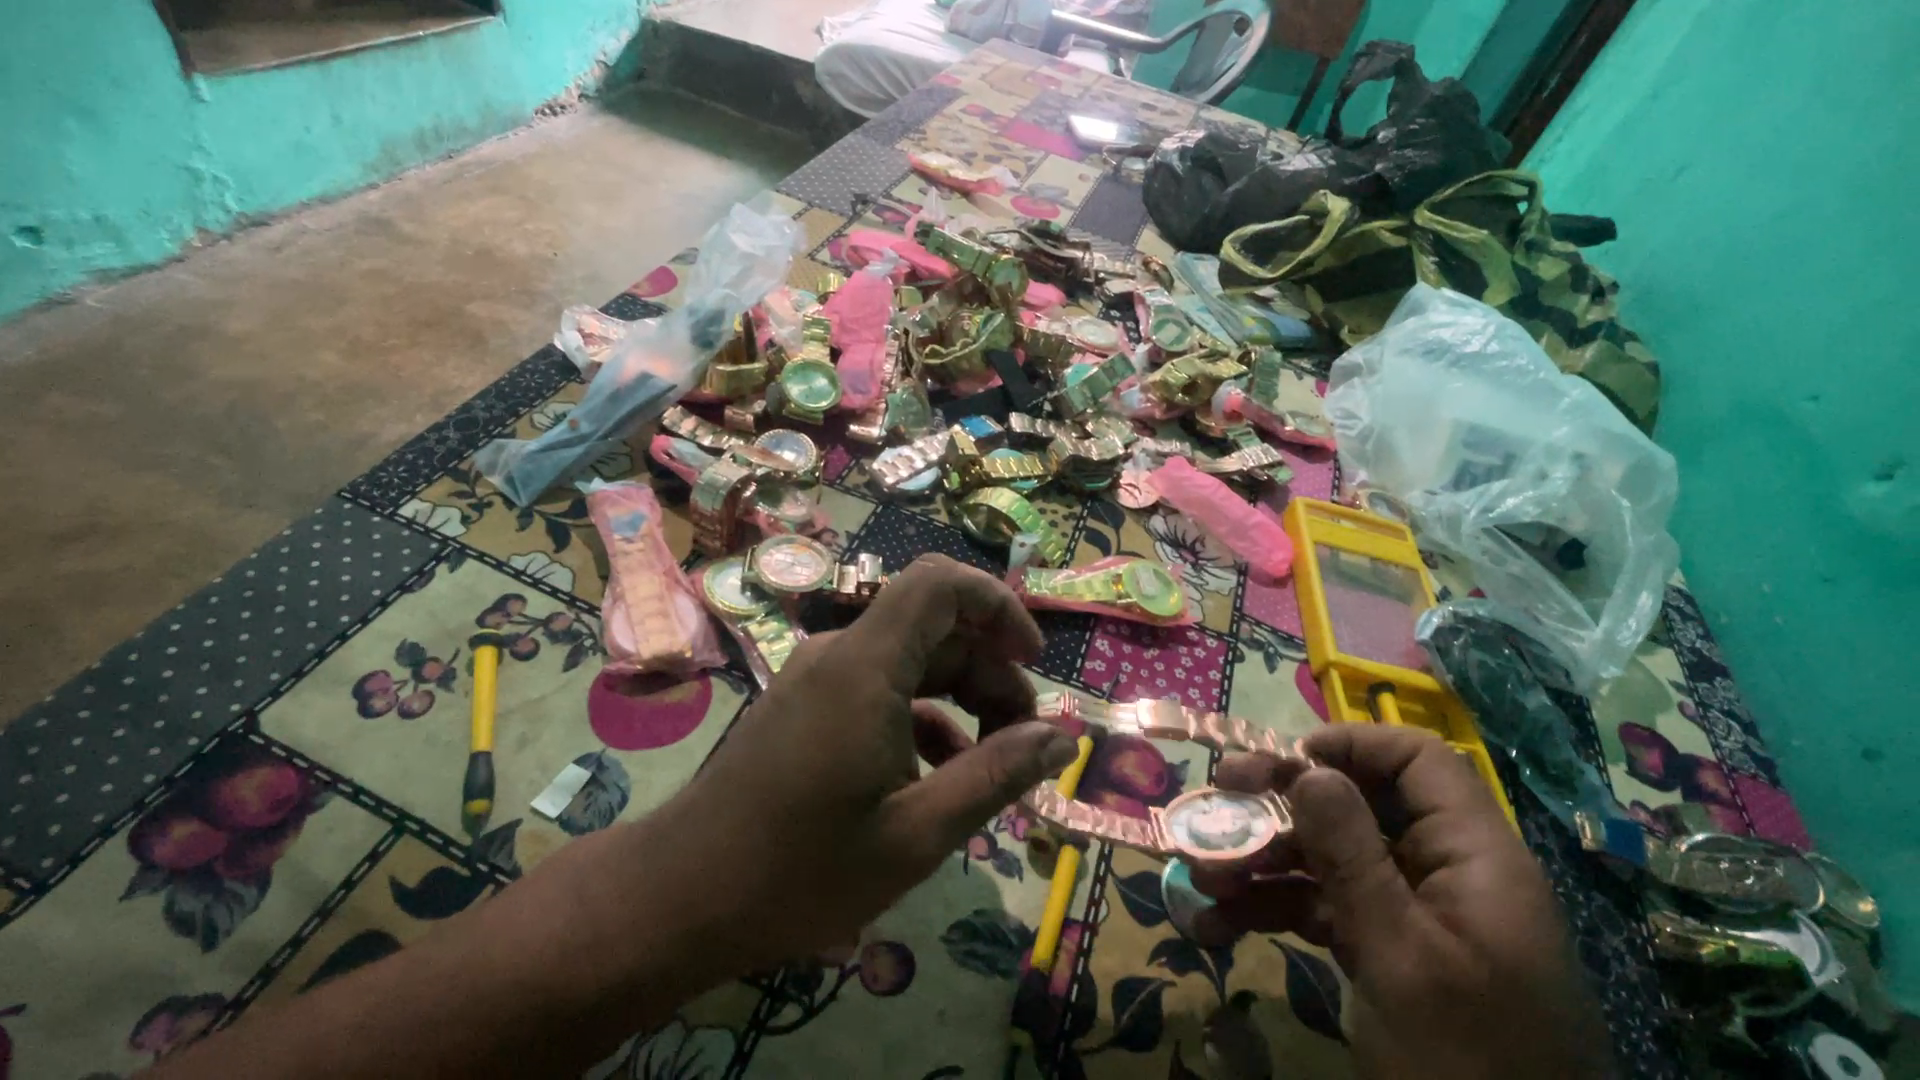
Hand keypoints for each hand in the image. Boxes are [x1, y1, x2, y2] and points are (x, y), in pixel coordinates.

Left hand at [652, 554, 1080, 974]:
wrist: (679, 899)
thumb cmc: (801, 870)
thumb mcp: (917, 834)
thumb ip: (996, 775)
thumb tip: (1062, 736)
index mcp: (866, 667)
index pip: (941, 584)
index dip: (998, 605)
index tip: (1035, 661)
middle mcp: (839, 656)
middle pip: (935, 629)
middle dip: (991, 674)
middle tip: (1025, 743)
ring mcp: (816, 682)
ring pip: (909, 663)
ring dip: (961, 702)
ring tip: (993, 768)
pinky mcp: (804, 710)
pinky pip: (878, 692)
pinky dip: (922, 720)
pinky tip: (940, 778)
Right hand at [1193, 725, 1613, 1079]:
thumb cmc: (1466, 1057)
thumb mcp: (1401, 955)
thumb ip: (1353, 857)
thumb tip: (1310, 770)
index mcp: (1474, 857)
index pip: (1419, 763)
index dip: (1351, 745)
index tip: (1282, 760)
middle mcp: (1442, 873)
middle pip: (1358, 808)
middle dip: (1281, 805)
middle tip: (1216, 801)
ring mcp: (1411, 916)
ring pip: (1330, 861)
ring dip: (1262, 864)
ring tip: (1200, 878)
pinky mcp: (1386, 954)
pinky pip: (1324, 910)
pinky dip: (1272, 912)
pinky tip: (1216, 925)